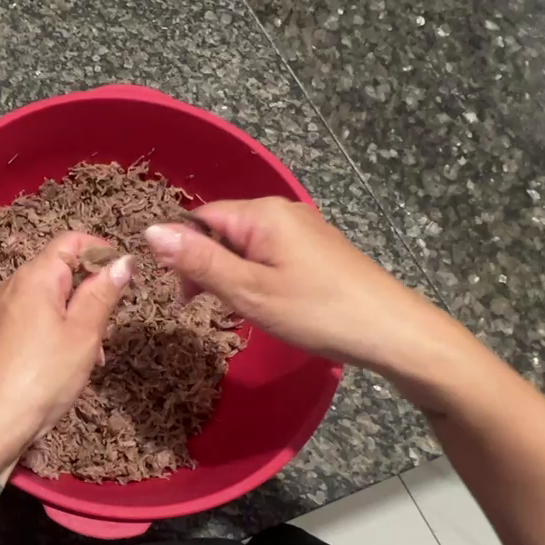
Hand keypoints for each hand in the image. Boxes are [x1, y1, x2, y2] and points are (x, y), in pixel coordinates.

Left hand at [0, 232, 133, 470]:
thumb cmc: (43, 376)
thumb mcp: (83, 334)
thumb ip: (102, 293)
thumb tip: (122, 260)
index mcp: (34, 276)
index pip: (70, 241)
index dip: (100, 250)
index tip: (124, 275)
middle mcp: (11, 285)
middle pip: (58, 269)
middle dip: (88, 290)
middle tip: (108, 325)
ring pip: (46, 297)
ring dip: (73, 315)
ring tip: (92, 354)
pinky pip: (30, 318)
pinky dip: (53, 330)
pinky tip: (64, 363)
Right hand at [143, 198, 489, 404]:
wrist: (395, 333)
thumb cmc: (316, 312)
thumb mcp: (247, 290)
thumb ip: (198, 260)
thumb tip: (149, 230)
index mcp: (260, 213)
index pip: (198, 218)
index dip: (181, 251)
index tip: (179, 292)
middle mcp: (280, 211)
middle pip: (220, 229)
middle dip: (203, 265)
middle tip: (199, 306)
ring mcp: (301, 228)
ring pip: (242, 244)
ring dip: (226, 273)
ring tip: (230, 308)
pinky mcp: (315, 248)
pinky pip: (266, 252)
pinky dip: (252, 275)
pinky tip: (260, 302)